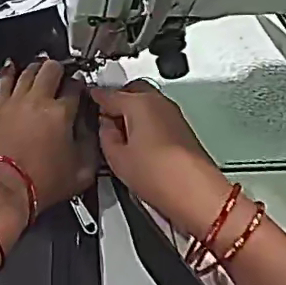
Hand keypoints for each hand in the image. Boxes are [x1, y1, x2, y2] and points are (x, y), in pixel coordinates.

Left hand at [0, 59, 93, 220]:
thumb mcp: (82, 170)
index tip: (81, 89)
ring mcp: (17, 101)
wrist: (6, 186)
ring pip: (29, 70)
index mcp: (62, 113)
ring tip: (43, 66)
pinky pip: (5, 80)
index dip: (81, 85)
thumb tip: (92, 133)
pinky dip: (10, 71)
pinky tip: (11, 66)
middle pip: (52, 69)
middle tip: (64, 74)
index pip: (76, 87)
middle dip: (61, 69)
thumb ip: (91, 145)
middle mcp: (38, 101)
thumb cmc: (40, 182)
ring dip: (38, 66)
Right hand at [90, 80, 227, 226]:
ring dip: (132, 111)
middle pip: (130, 90)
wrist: (197, 195)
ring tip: (120, 134)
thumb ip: (104, 135)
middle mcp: (158, 102)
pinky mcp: (182, 129)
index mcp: (138, 102)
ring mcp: (173, 114)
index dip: (94, 97)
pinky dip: (145, 122)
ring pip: (146, 102)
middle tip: (103, 117)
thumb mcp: (116, 157)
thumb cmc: (162, 176)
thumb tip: (104, 128)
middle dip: (116, 100)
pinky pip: (157, 116)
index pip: (107, 93)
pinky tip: (138, 143)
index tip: (88, 100)